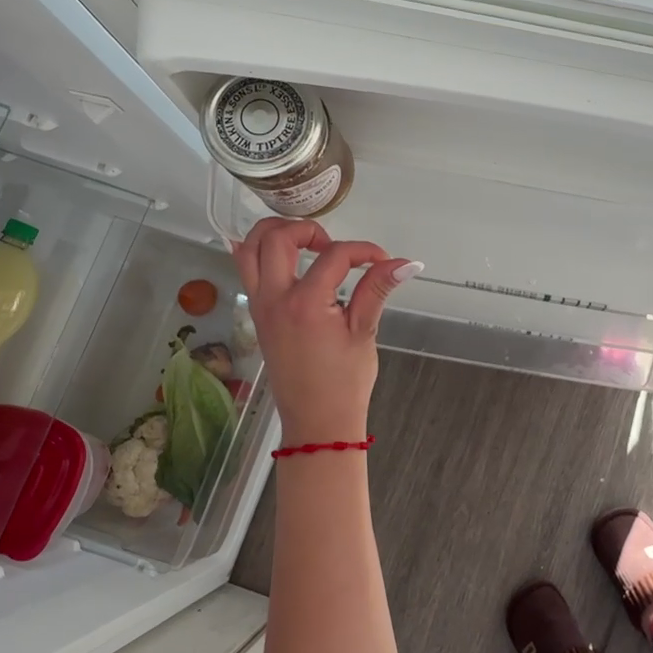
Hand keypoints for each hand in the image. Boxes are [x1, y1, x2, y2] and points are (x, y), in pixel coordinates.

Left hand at [232, 217, 416, 446]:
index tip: (383, 262)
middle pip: (276, 238)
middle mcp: (275, 299)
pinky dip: (259, 254)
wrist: (318, 422)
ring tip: (307, 245)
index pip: (334, 256)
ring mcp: (260, 307)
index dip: (364, 252)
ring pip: (250, 249)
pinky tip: (283, 257)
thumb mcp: (364, 332)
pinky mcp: (258, 316)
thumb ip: (377, 290)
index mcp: (306, 304)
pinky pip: (246, 271)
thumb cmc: (344, 383)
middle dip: (307, 229)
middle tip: (332, 245)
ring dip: (275, 234)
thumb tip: (406, 264)